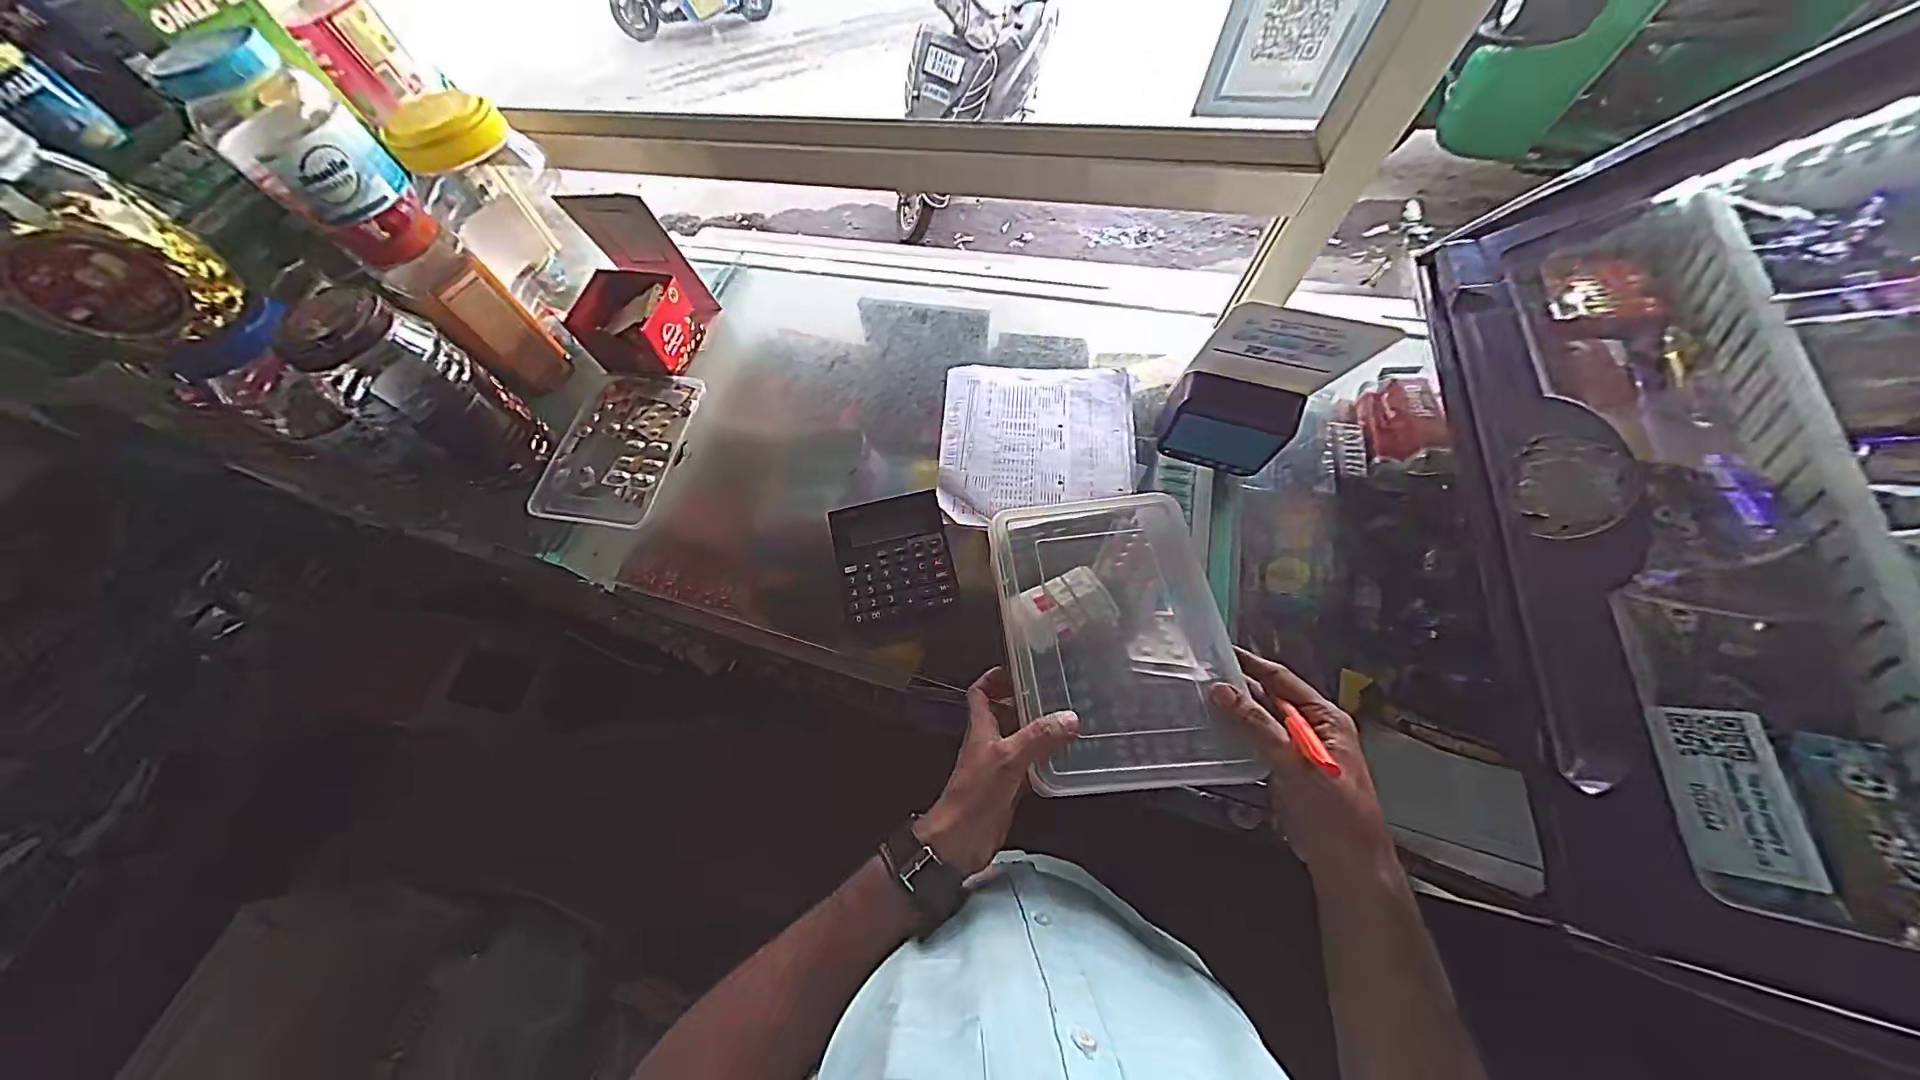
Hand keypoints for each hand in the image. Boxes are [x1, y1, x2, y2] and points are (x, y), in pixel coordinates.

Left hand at [915, 667, 1079, 876]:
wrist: (960, 840)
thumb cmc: (975, 794)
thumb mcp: (1008, 759)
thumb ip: (1038, 737)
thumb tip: (1069, 717)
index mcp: (980, 728)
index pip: (980, 693)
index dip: (995, 678)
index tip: (1018, 668)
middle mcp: (988, 743)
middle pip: (1003, 713)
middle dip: (1024, 701)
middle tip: (1052, 693)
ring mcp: (997, 765)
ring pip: (1017, 738)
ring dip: (1036, 729)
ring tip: (1063, 720)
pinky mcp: (1007, 787)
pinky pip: (1027, 765)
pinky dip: (1042, 759)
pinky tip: (1062, 758)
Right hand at [1210, 647, 1395, 884]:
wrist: (1348, 865)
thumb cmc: (1334, 814)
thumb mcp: (1294, 763)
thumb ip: (1258, 725)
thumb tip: (1225, 691)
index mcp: (1326, 719)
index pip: (1283, 680)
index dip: (1253, 664)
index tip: (1223, 652)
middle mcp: (1313, 730)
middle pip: (1270, 700)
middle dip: (1239, 689)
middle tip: (1204, 676)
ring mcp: (1299, 752)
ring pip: (1261, 723)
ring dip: (1236, 714)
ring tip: (1204, 702)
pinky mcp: (1287, 773)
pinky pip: (1258, 747)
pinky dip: (1238, 739)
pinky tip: (1218, 736)